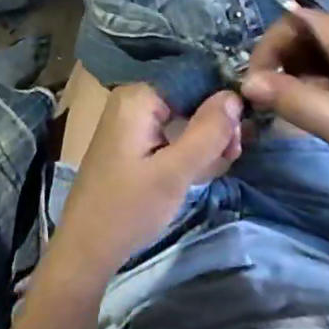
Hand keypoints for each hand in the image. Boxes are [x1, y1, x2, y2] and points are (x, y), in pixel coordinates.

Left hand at [48, 85, 242, 280]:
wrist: (85, 250)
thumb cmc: (127, 209)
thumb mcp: (174, 173)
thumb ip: (207, 132)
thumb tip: (235, 95)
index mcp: (138, 97)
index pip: (194, 78)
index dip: (222, 99)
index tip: (243, 130)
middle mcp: (133, 99)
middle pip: (190, 96)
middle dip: (216, 122)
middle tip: (233, 153)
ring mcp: (132, 120)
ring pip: (184, 115)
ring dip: (206, 137)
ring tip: (223, 161)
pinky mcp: (133, 140)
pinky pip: (171, 130)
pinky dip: (189, 146)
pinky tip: (203, 165)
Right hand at [241, 4, 328, 215]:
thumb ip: (295, 101)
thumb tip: (246, 83)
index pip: (299, 21)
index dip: (268, 48)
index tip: (253, 87)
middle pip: (306, 30)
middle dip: (283, 63)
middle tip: (273, 104)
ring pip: (316, 43)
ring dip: (298, 73)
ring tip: (303, 109)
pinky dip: (316, 76)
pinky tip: (322, 104)